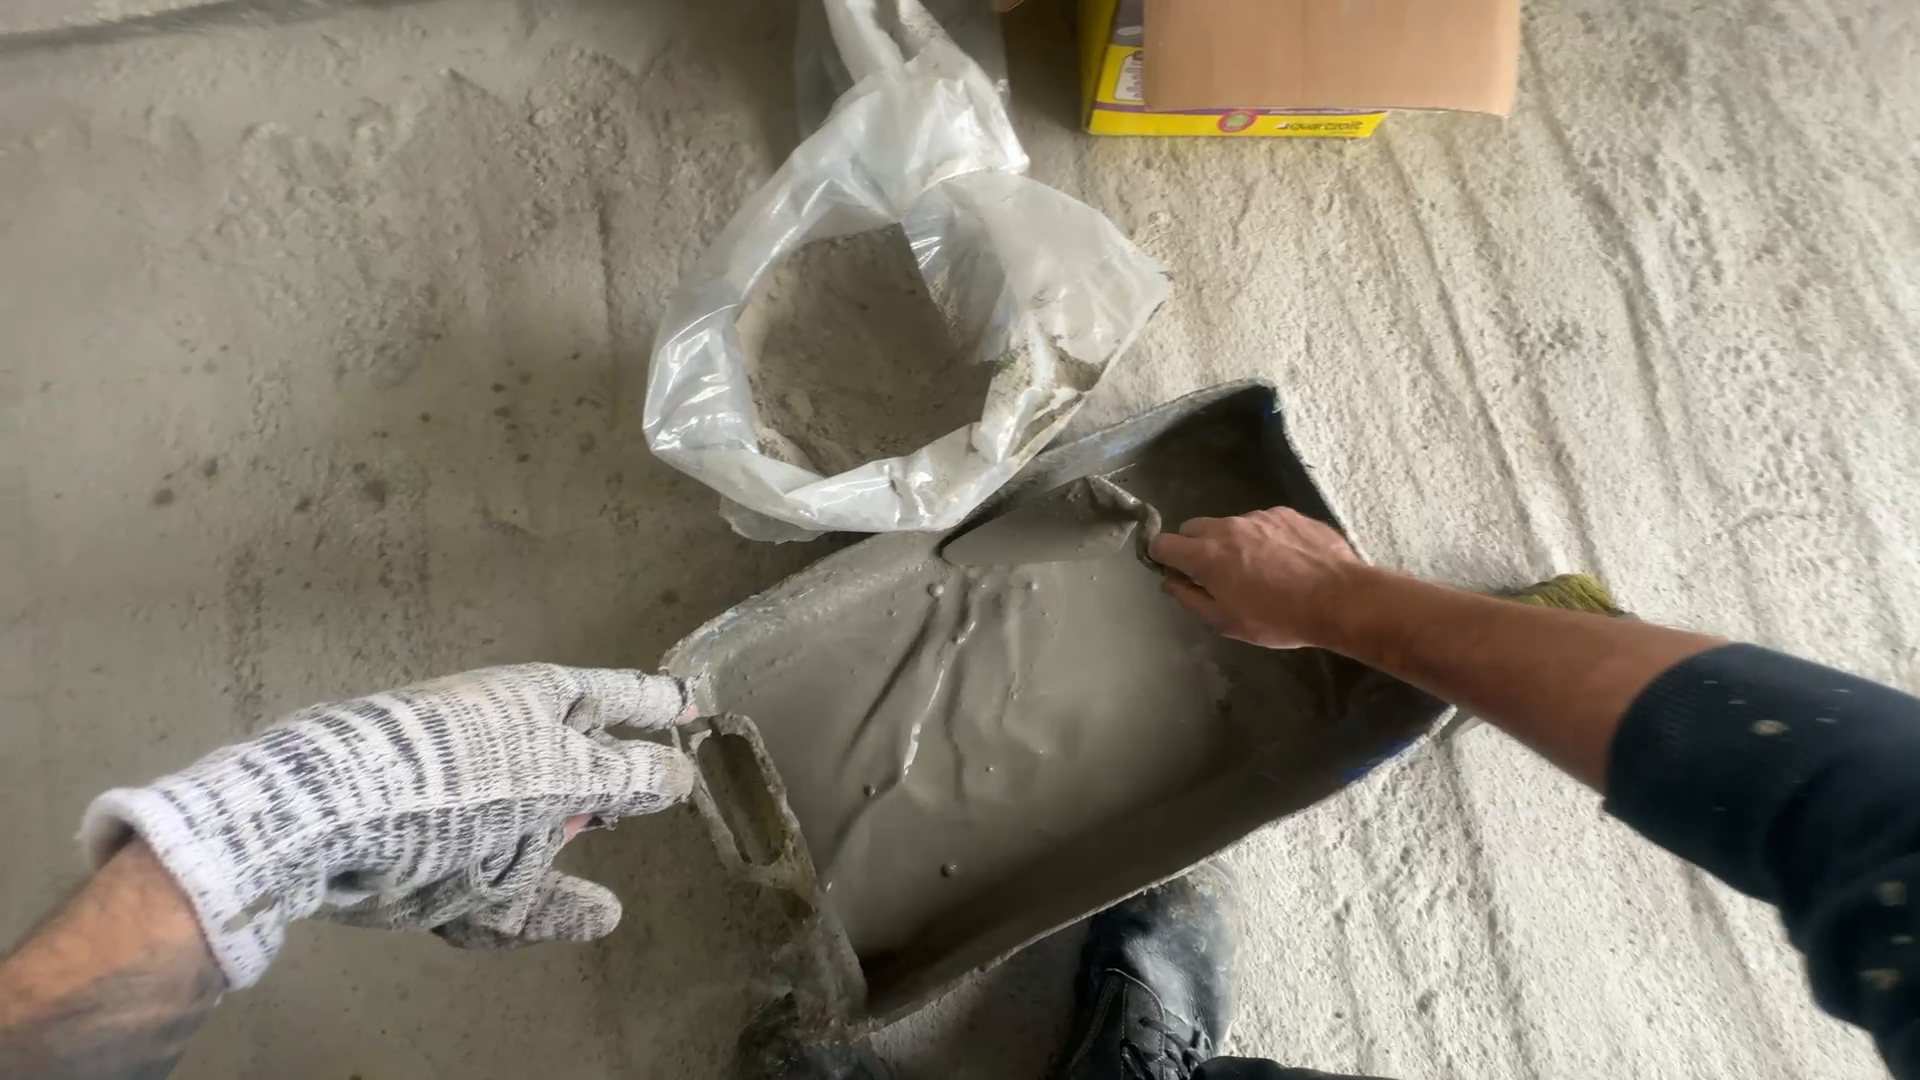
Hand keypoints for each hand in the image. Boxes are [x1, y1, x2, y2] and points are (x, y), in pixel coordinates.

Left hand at [81, 664, 698, 988]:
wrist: (326, 823)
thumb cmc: (460, 771)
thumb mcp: (560, 770)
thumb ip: (626, 777)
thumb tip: (680, 777)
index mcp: (543, 704)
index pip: (622, 695)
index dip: (663, 702)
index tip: (697, 707)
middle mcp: (516, 751)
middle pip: (586, 765)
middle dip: (616, 786)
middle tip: (652, 797)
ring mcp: (481, 809)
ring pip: (550, 832)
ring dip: (572, 853)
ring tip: (608, 886)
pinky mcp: (453, 866)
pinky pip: (517, 891)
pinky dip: (551, 908)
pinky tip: (599, 918)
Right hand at [1150, 507, 1362, 648]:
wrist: (1342, 599)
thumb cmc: (1279, 618)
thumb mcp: (1226, 622)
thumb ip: (1190, 599)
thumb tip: (1170, 582)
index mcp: (1206, 555)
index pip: (1162, 543)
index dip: (1161, 557)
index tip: (1173, 571)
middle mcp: (1227, 528)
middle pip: (1192, 528)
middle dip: (1194, 547)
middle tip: (1216, 574)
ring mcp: (1258, 516)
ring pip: (1228, 525)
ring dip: (1231, 543)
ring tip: (1260, 570)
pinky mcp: (1286, 513)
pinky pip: (1260, 523)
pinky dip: (1262, 538)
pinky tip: (1285, 560)